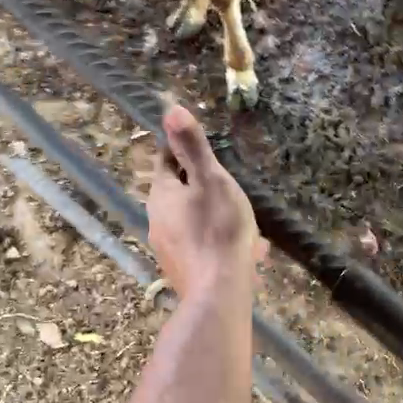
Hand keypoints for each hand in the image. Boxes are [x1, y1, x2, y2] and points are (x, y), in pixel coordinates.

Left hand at [146, 105, 260, 302]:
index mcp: (161, 195)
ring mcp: (168, 249)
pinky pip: (200, 247)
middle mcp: (157, 220)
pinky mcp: (181, 271)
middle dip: (202, 188)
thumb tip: (170, 109)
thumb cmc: (218, 230)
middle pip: (178, 193)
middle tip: (230, 188)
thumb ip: (193, 146)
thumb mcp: (212, 180)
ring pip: (191, 222)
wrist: (218, 293)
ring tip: (243, 224)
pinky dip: (217, 242)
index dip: (183, 151)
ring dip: (213, 217)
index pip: (166, 161)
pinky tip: (245, 252)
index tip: (203, 148)